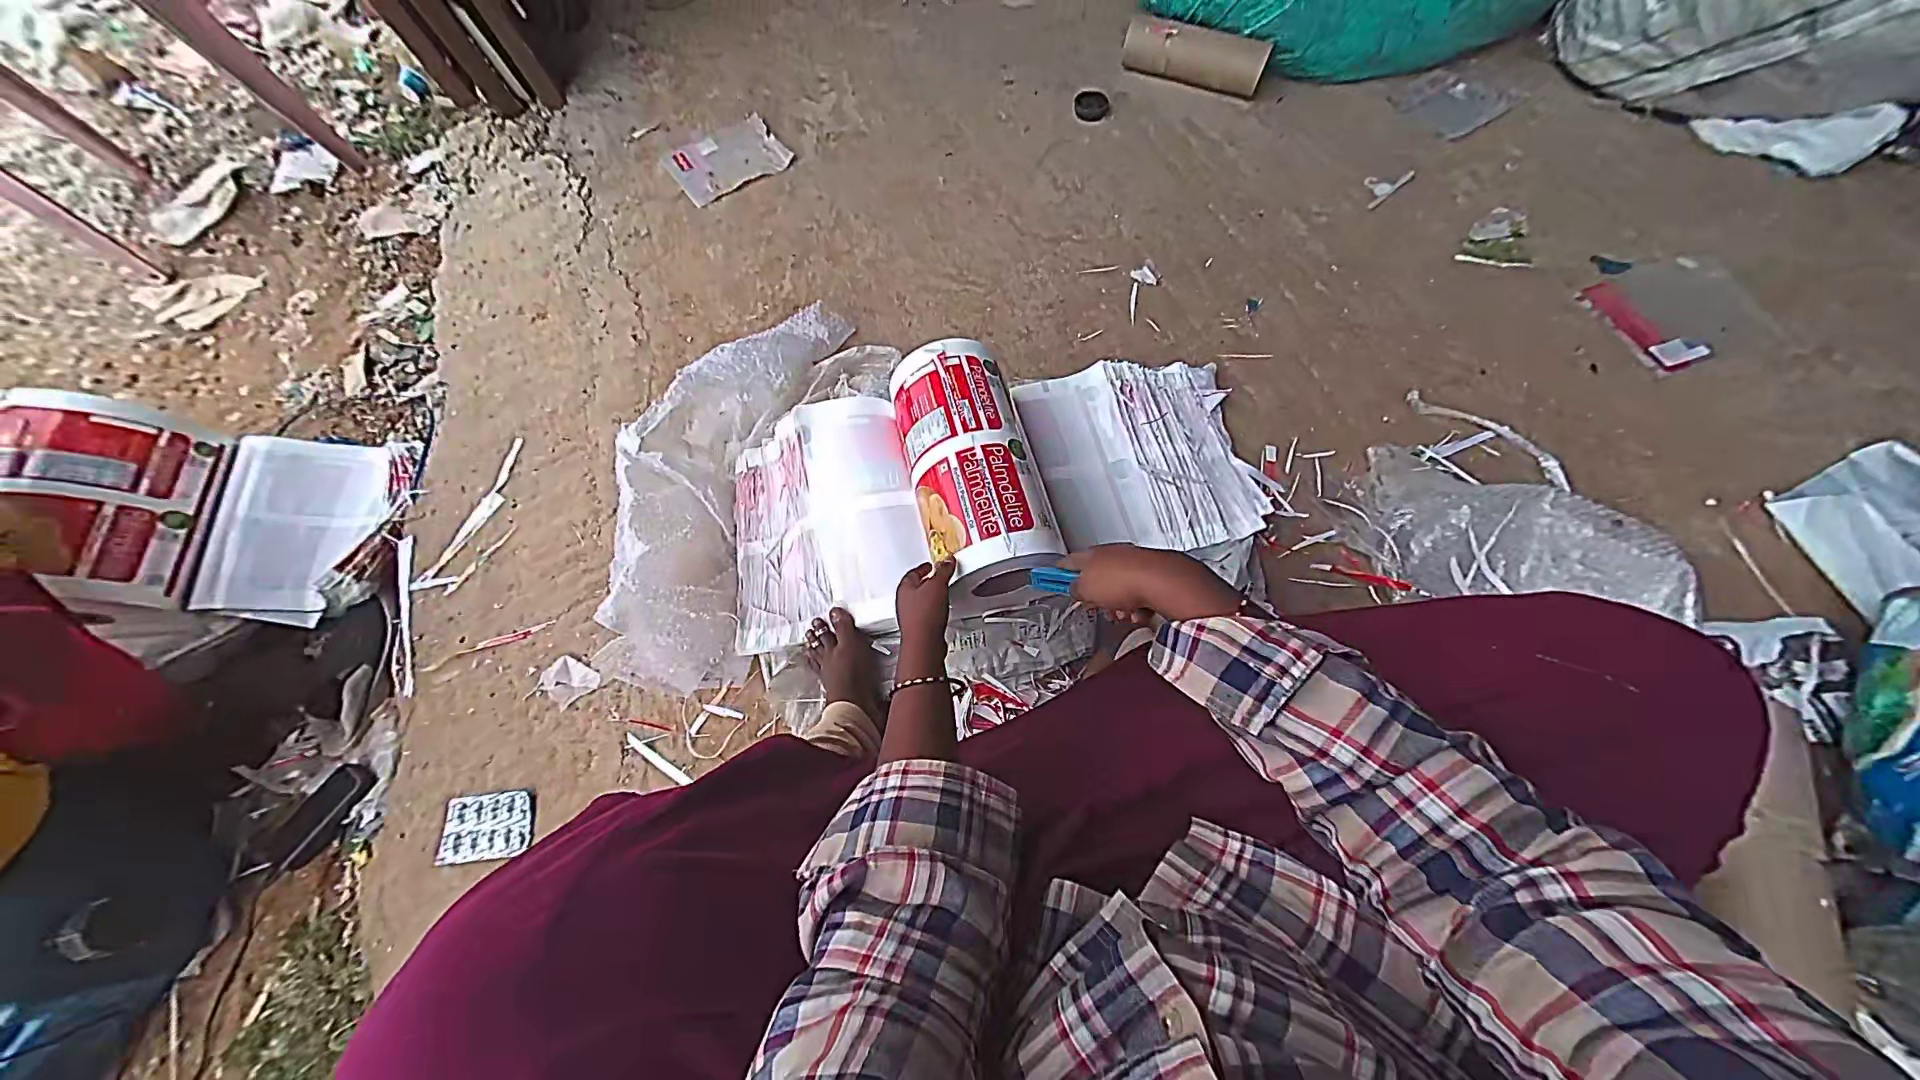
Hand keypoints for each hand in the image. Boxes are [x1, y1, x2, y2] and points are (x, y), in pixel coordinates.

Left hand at [894, 559, 954, 646]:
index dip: (925, 567)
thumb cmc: (923, 616)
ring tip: (942, 593)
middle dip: (927, 581)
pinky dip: (934, 610)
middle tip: (938, 577)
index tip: (932, 565)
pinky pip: (926, 613)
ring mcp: (910, 615)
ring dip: (931, 596)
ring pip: (921, 601)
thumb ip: (943, 571)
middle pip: (916, 586)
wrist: (924, 643)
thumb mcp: (937, 585)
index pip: (914, 572)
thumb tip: (946, 562)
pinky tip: (941, 612)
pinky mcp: (919, 628)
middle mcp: (904, 601)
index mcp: (905, 588)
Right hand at [1063, 544, 1241, 621]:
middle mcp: (1112, 555)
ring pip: (1118, 589)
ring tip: (1121, 612)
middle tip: (1095, 606)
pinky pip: (1137, 595)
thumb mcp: (1086, 591)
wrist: (1163, 582)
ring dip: (1117, 605)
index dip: (1057, 575)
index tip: (1050, 580)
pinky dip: (1136, 606)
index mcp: (1092, 554)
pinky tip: (1138, 612)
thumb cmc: (1126, 580)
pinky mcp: (1152, 575)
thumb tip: (1073, 590)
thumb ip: (1074, 590)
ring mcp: (1133, 563)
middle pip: (1095, 579)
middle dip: (1096, 597)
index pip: (1067, 564)